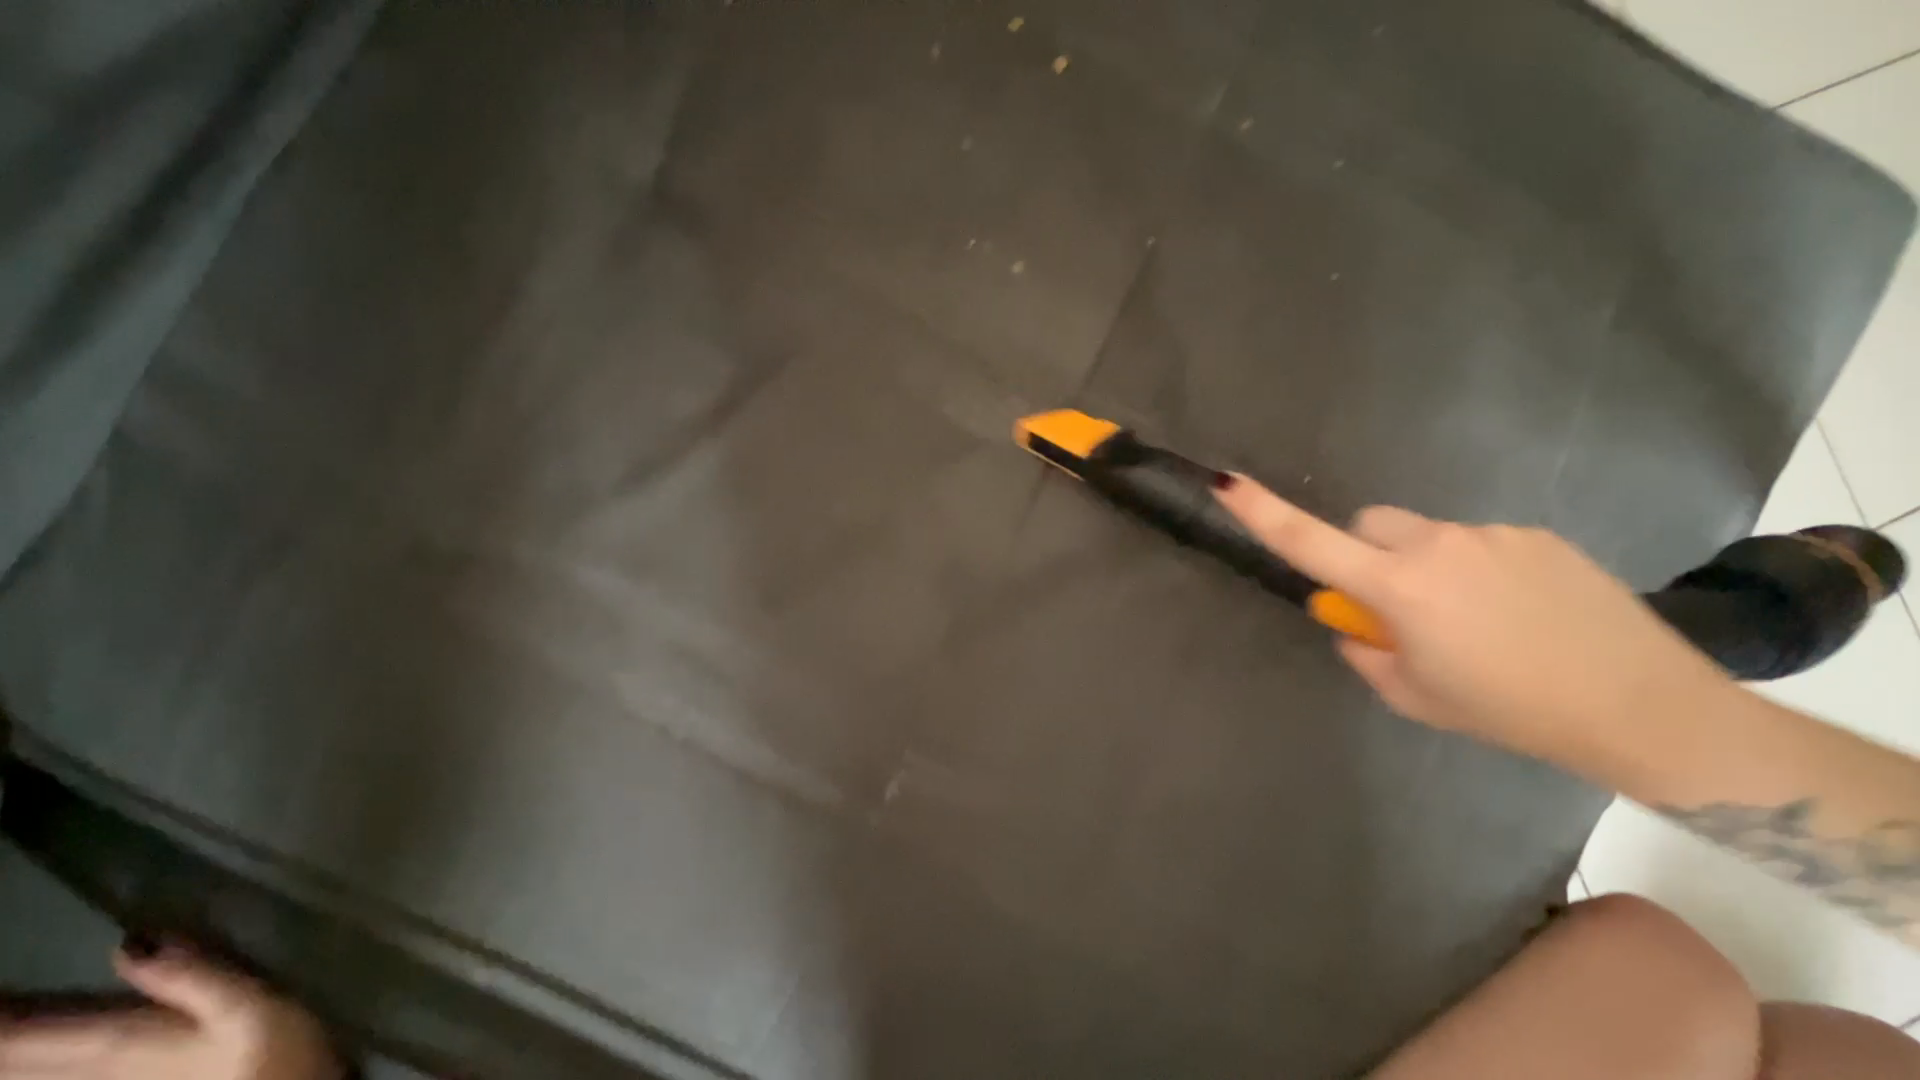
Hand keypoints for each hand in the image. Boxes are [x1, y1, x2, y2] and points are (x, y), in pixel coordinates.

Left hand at [0, 943, 340, 1079]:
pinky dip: (27, 1069)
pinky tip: (26, 1066)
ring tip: (0, 1025)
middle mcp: (89, 1074)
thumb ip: (189, 975)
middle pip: (12, 1061)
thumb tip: (130, 941)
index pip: (21, 1036)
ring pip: (23, 1076)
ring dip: (7, 1053)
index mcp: (115, 1044)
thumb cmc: (271, 1053)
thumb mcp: (245, 1006)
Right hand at [1214, 476, 1733, 764]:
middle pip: (1372, 524)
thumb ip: (1367, 653)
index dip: (1262, 513)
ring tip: (1481, 626)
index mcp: (1400, 587)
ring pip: (1430, 538)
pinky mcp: (1538, 536)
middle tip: (1397, 608)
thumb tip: (1358, 625)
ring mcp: (1493, 534)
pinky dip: (1480, 573)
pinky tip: (1523, 618)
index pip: (1311, 543)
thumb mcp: (1416, 697)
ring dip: (1429, 569)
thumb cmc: (1509, 712)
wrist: (1641, 707)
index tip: (1225, 481)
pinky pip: (1482, 545)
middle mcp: (1439, 544)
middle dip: (1367, 554)